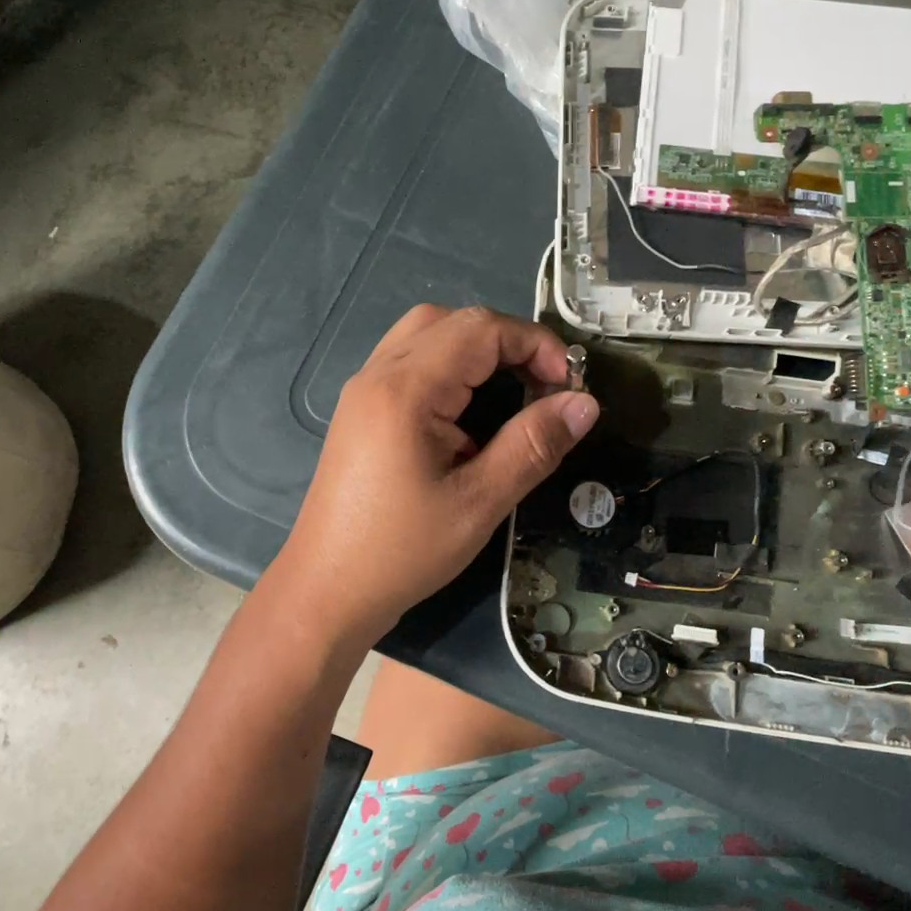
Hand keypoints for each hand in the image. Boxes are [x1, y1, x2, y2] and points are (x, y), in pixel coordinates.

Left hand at [262, 306, 598, 646]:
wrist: (325, 590)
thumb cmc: (402, 551)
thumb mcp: (479, 502)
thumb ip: (533, 445)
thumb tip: (585, 403)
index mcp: (406, 388)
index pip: (481, 329)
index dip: (535, 345)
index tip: (570, 386)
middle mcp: (378, 373)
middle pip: (452, 321)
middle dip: (508, 342)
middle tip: (543, 386)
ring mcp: (363, 390)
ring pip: (427, 334)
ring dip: (476, 350)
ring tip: (513, 390)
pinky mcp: (360, 410)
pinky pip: (409, 360)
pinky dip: (449, 365)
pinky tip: (468, 409)